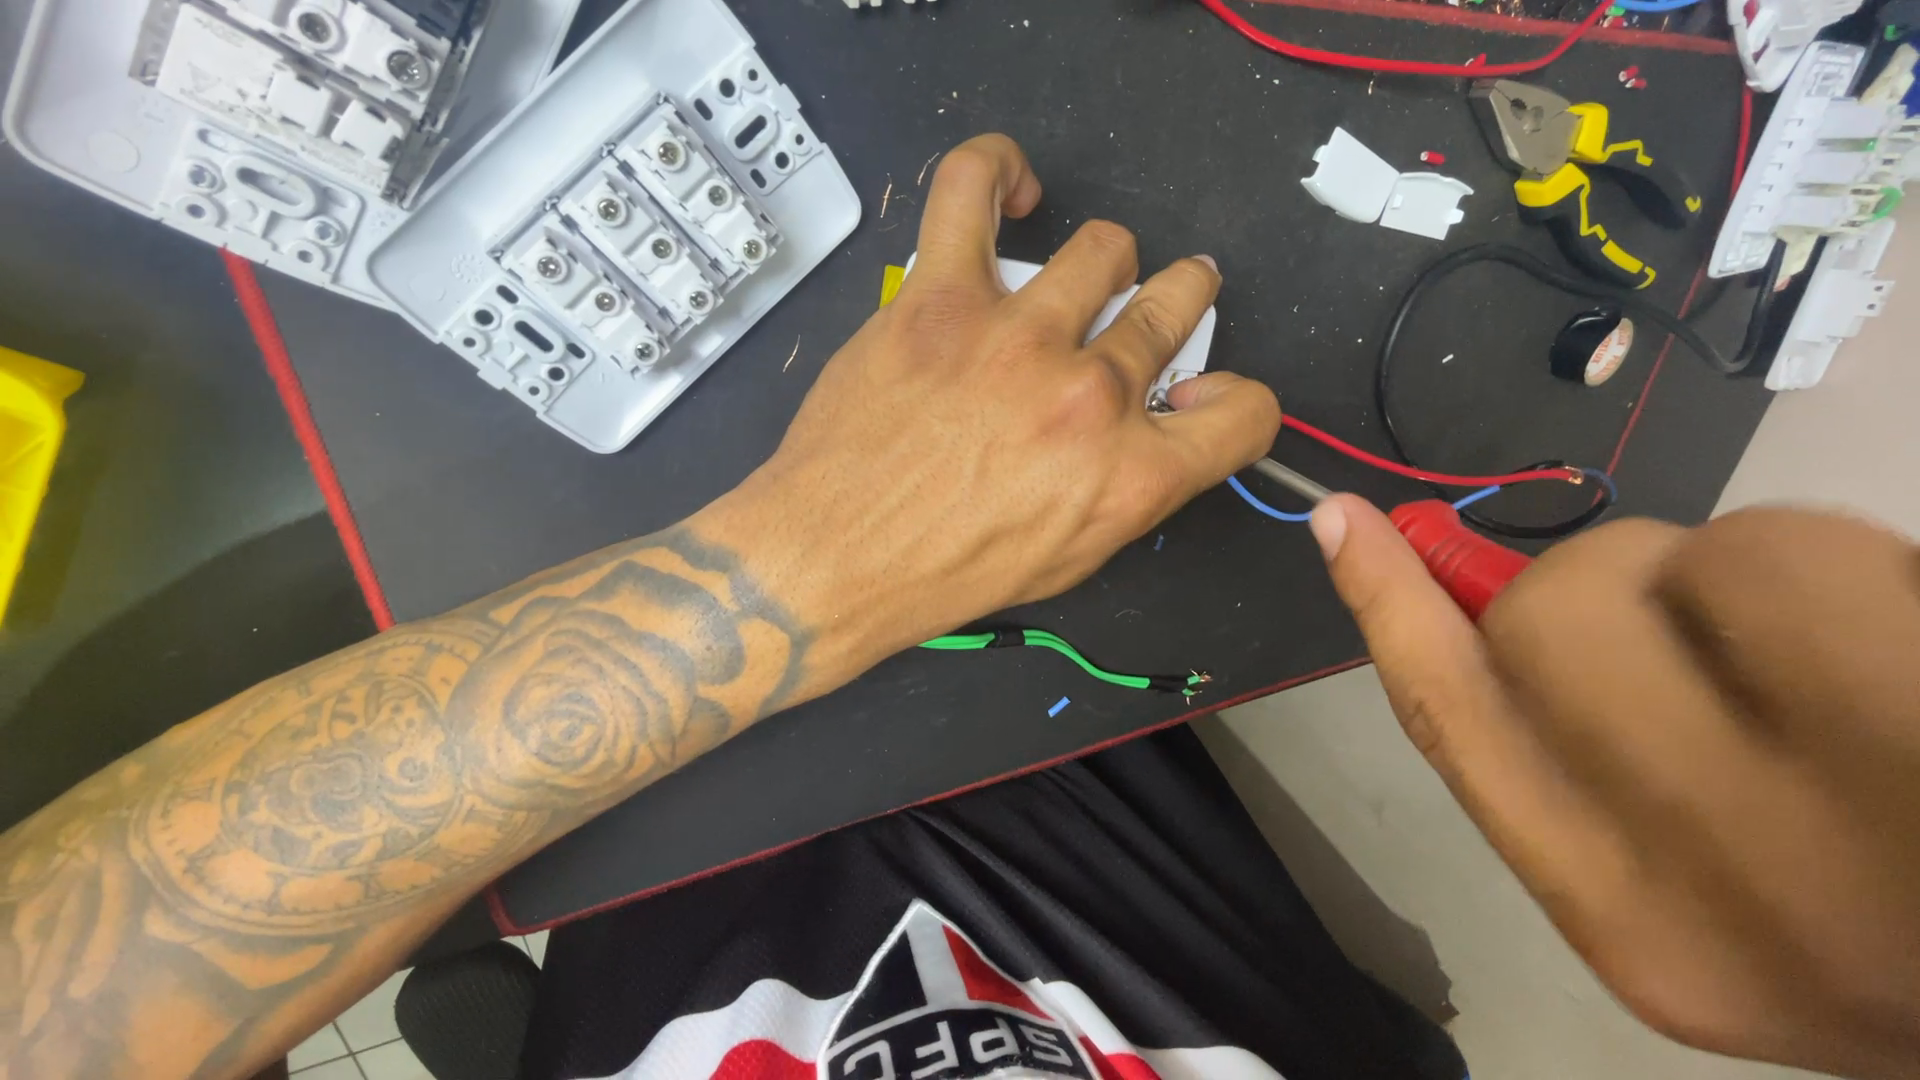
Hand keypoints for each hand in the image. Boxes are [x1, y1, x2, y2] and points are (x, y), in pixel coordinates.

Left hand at [700, 134, 1279, 681]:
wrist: (839, 557)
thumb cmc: (950, 572)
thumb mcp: (1070, 555)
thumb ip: (1129, 485)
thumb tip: (1154, 424)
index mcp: (1132, 475)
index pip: (1245, 412)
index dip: (1235, 400)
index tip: (1200, 394)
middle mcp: (1091, 396)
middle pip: (1173, 308)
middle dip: (1180, 300)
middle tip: (1162, 300)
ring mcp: (1017, 336)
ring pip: (1102, 249)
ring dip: (1108, 261)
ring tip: (1087, 274)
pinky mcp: (942, 297)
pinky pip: (974, 187)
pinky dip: (999, 168)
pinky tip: (1013, 187)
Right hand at [1311, 496, 1919, 1079]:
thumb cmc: (1844, 913)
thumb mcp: (1669, 870)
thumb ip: (1548, 741)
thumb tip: (1444, 584)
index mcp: (1615, 908)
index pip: (1448, 719)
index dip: (1384, 602)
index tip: (1341, 518)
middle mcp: (1697, 872)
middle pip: (1545, 620)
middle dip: (1600, 591)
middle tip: (1697, 639)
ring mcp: (1835, 802)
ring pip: (1670, 563)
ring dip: (1727, 573)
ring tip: (1830, 660)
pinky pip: (1792, 549)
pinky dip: (1830, 562)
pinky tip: (1890, 644)